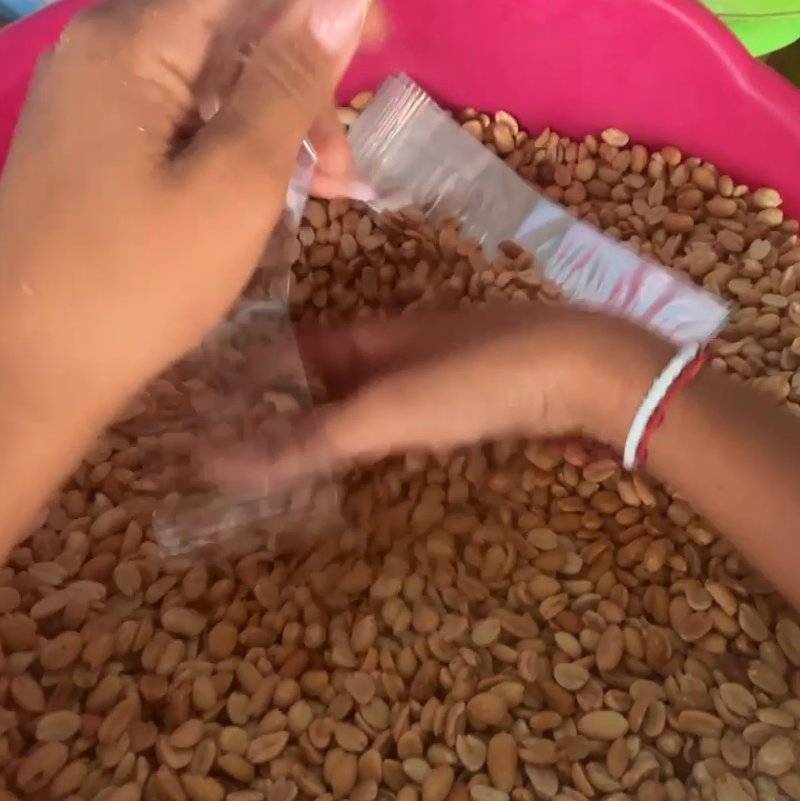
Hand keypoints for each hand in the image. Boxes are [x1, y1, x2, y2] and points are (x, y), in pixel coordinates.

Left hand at [0, 0, 381, 430]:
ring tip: (325, 190)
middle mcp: (103, 48)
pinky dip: (238, 145)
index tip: (381, 51)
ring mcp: (93, 99)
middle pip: (228, 24)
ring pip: (212, 78)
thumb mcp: (236, 180)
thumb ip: (291, 79)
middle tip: (345, 164)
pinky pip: (183, 118)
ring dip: (278, 120)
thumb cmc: (141, 280)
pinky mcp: (95, 145)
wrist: (30, 370)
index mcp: (132, 40)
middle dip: (303, 79)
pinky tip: (270, 192)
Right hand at [248, 306, 673, 476]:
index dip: (251, 379)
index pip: (291, 352)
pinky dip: (387, 425)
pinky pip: (416, 405)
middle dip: (291, 402)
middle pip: (331, 371)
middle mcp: (404, 343)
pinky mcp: (483, 388)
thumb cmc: (480, 381)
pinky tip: (390, 444)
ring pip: (375, 388)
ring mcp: (447, 363)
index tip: (212, 410)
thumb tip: (217, 463)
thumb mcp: (388, 412)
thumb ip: (310, 438)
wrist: (586, 368)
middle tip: (251, 443)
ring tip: (305, 450)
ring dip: (339, 415)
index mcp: (372, 337)